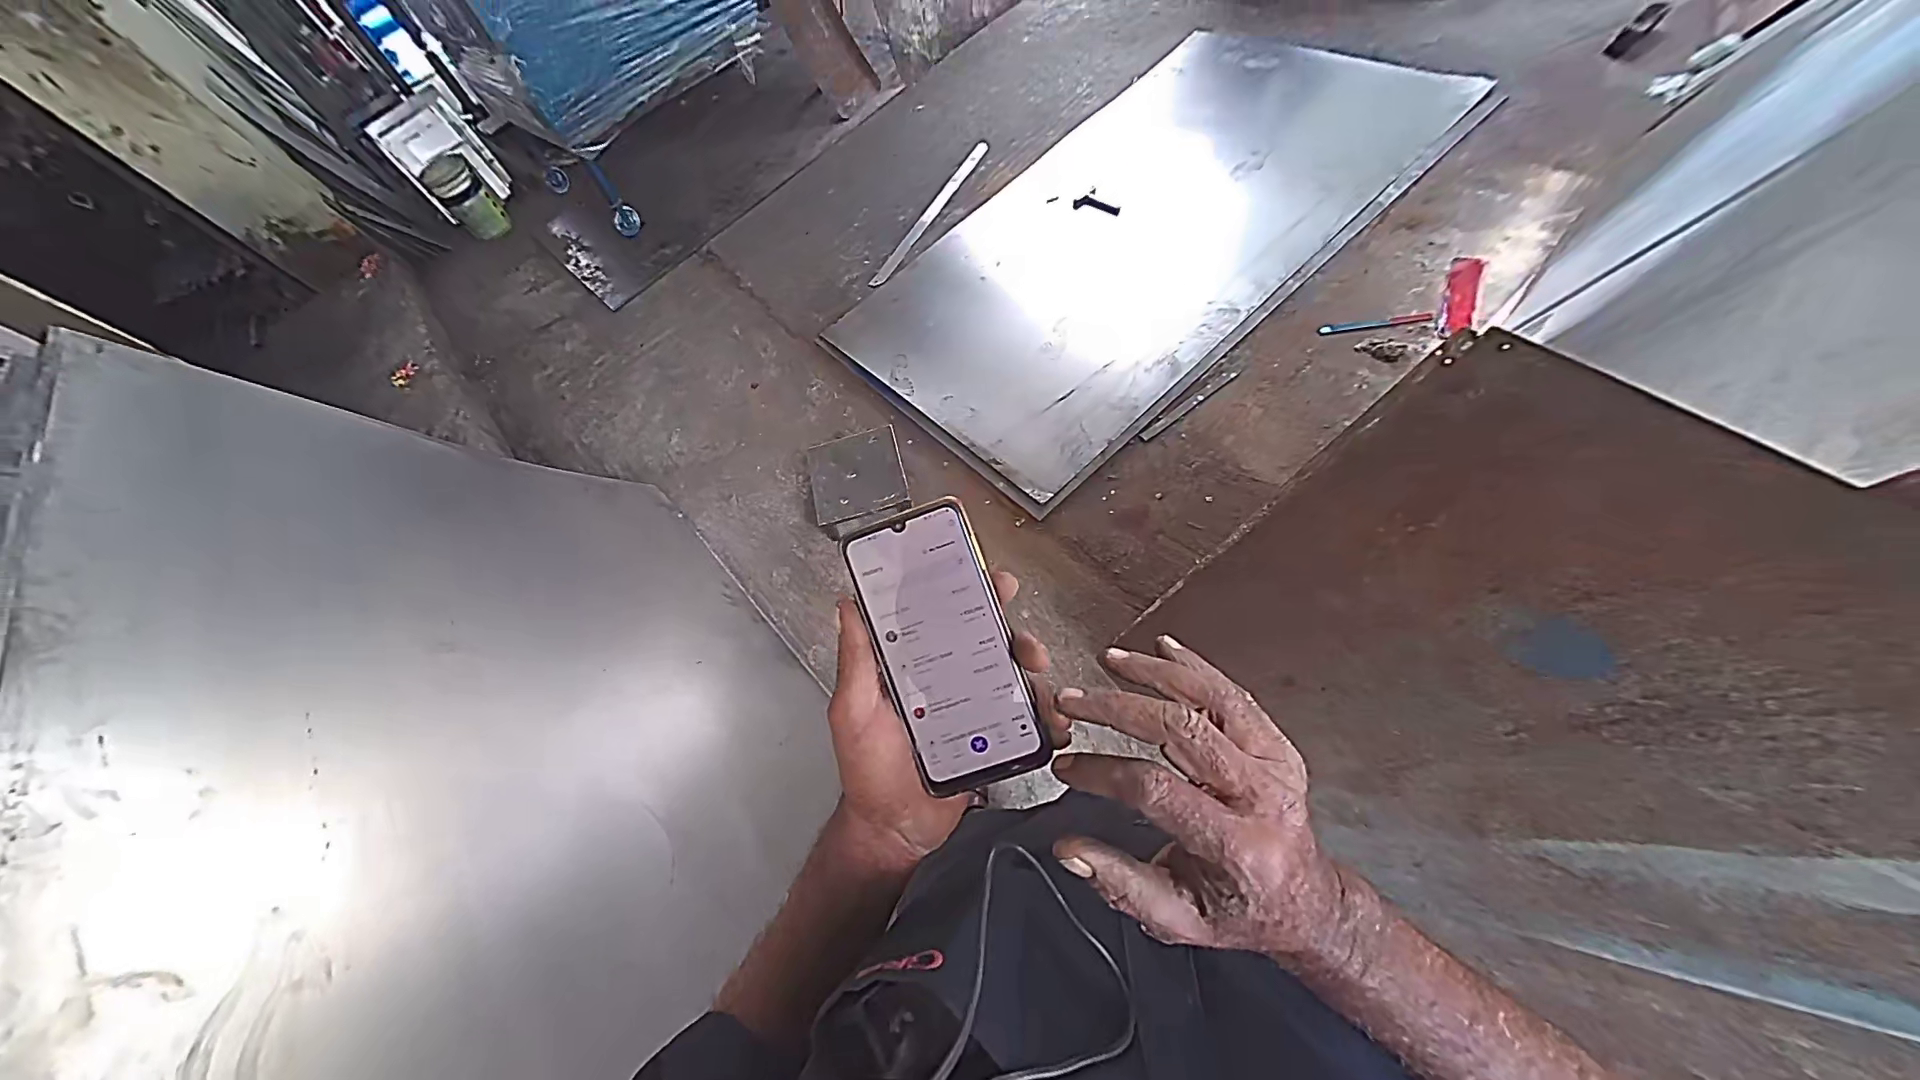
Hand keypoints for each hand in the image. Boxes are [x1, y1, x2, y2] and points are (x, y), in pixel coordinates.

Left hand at [828, 570, 1067, 872]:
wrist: (895, 829)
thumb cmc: (868, 771)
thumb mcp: (853, 711)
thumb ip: (855, 661)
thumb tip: (848, 608)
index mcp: (915, 666)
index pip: (943, 617)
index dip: (967, 593)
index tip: (985, 578)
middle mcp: (948, 679)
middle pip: (989, 641)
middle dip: (1015, 633)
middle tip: (1024, 644)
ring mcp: (974, 706)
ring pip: (1014, 674)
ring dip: (1034, 671)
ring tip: (1038, 681)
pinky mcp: (994, 736)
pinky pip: (1027, 718)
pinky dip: (1045, 714)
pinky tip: (1051, 721)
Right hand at [1048, 636, 1349, 963]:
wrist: (1307, 904)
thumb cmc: (1244, 913)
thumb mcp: (1180, 920)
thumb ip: (1121, 884)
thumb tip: (1070, 852)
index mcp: (1237, 845)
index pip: (1156, 788)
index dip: (1102, 771)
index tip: (1068, 767)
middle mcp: (1261, 796)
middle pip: (1180, 728)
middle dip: (1116, 707)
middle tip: (1074, 700)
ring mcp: (1273, 763)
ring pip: (1210, 698)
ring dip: (1154, 673)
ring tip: (1112, 660)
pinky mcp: (1274, 744)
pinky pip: (1233, 693)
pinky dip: (1194, 666)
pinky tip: (1165, 648)